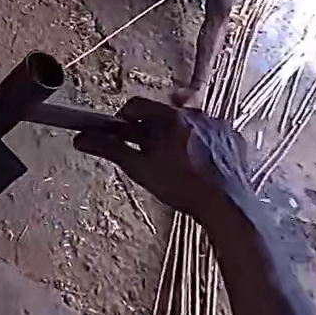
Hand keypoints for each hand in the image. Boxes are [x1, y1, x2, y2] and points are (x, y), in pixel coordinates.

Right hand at [74, 98, 255, 230]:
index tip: (120, 132)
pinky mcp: (233, 139)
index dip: (124, 118)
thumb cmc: (184, 188)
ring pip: (186, 123)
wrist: (228, 208)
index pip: (137, 105)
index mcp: (171, 118)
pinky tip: (196, 162)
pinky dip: (199, 142)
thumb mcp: (140, 168)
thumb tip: (82, 139)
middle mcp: (196, 116)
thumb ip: (109, 149)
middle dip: (149, 129)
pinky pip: (209, 133)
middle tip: (144, 150)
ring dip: (175, 135)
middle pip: (161, 114)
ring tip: (172, 160)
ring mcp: (217, 126)